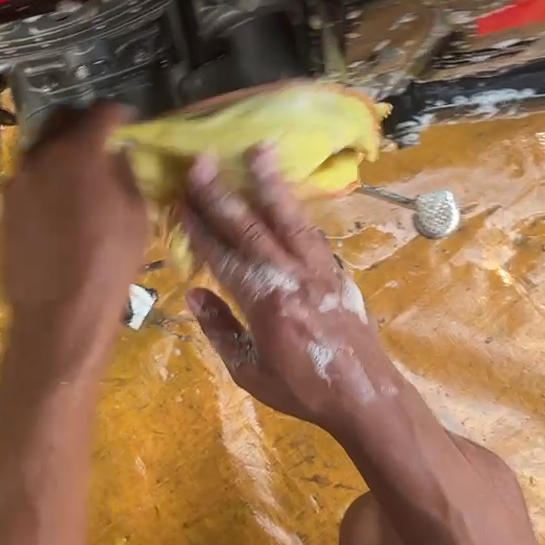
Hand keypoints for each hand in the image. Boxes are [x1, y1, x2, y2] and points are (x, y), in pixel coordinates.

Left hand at [0, 103, 147, 362]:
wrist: (59, 312)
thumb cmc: (109, 264)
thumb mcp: (136, 215)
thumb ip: (125, 173)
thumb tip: (116, 154)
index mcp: (78, 151)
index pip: (101, 112)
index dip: (120, 114)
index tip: (130, 123)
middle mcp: (40, 155)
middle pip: (60, 119)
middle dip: (83, 124)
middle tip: (101, 142)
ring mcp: (16, 180)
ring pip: (39, 149)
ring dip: (60, 151)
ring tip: (78, 175)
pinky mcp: (3, 206)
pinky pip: (26, 179)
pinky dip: (44, 179)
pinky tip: (58, 203)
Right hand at [180, 145, 404, 442]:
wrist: (365, 395)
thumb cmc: (302, 389)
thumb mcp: (248, 370)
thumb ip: (220, 329)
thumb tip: (194, 294)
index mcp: (266, 302)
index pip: (224, 256)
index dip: (199, 228)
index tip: (179, 201)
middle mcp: (292, 277)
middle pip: (252, 227)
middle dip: (223, 194)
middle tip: (203, 162)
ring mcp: (318, 270)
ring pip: (289, 218)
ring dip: (270, 184)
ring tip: (259, 150)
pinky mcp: (336, 271)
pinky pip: (311, 232)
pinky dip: (294, 209)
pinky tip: (285, 194)